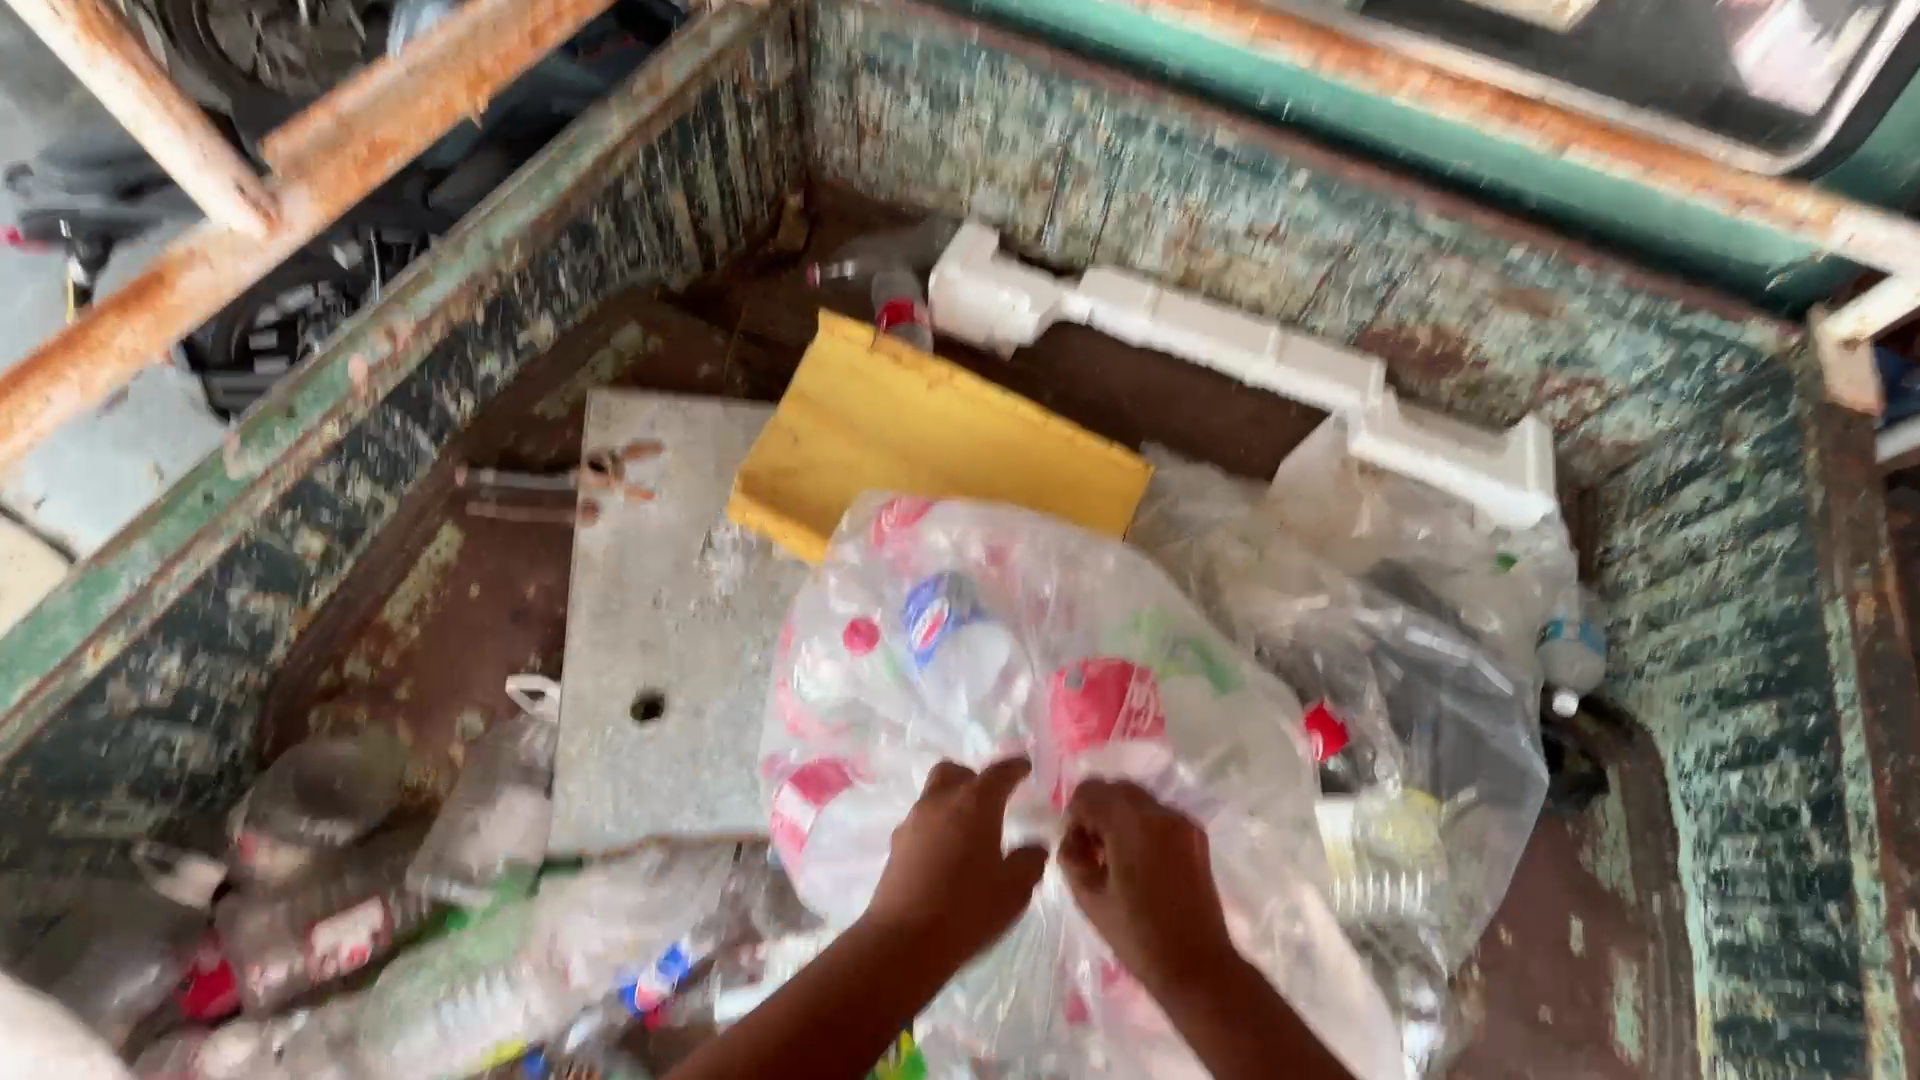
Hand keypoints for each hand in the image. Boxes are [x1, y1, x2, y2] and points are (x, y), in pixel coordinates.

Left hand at [860, 757, 1047, 962]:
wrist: (904, 940)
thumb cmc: (968, 909)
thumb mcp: (1015, 889)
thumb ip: (1029, 861)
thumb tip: (1034, 847)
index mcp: (975, 803)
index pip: (998, 773)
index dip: (1014, 768)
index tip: (1024, 767)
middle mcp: (940, 802)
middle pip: (954, 772)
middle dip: (973, 778)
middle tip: (991, 800)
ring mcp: (913, 822)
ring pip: (934, 796)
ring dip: (952, 805)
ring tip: (970, 835)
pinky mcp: (896, 846)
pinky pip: (921, 824)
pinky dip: (937, 829)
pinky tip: (947, 858)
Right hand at [1058, 779, 1238, 990]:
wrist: (1196, 965)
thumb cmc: (1136, 934)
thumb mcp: (1088, 896)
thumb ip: (1072, 853)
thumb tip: (1074, 836)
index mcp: (1131, 822)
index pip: (1089, 791)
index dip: (1075, 815)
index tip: (1077, 847)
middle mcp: (1160, 811)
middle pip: (1115, 788)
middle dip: (1097, 811)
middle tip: (1093, 851)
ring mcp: (1183, 821)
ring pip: (1138, 799)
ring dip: (1119, 817)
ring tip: (1116, 858)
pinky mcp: (1197, 836)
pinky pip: (1158, 815)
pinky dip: (1142, 826)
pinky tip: (1140, 863)